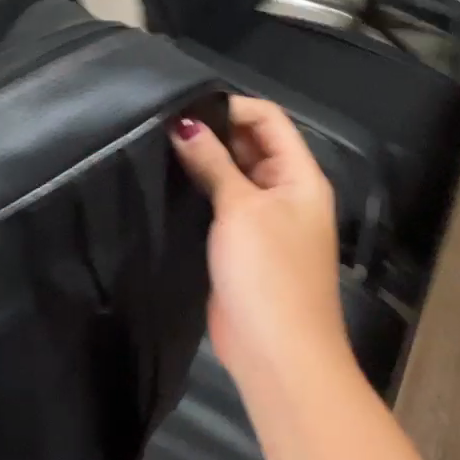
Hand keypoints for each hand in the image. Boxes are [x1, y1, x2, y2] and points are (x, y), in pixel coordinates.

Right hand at [170, 97, 350, 385]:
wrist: (278, 353)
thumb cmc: (268, 273)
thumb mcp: (240, 208)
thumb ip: (212, 161)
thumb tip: (183, 123)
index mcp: (300, 177)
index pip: (268, 119)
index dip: (231, 106)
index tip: (185, 109)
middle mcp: (285, 192)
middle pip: (250, 142)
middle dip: (212, 129)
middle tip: (163, 123)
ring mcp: (264, 219)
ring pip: (232, 171)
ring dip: (203, 158)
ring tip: (159, 145)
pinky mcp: (241, 242)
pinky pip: (221, 200)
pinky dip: (199, 186)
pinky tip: (168, 180)